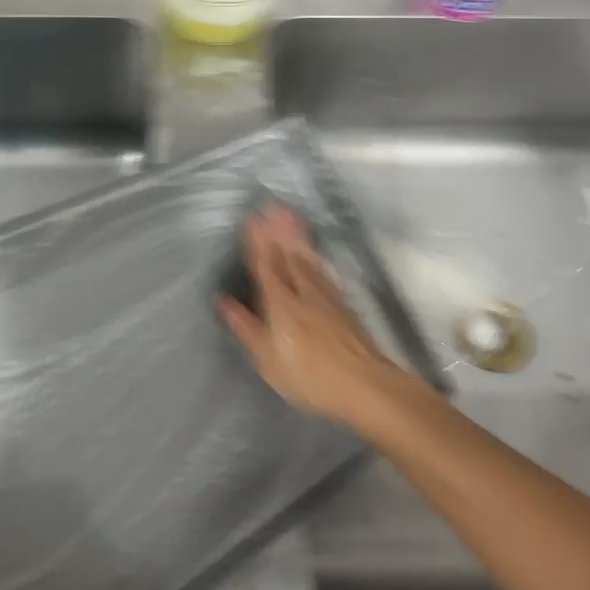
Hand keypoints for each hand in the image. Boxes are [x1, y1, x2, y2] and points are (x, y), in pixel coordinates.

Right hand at [217, 204, 403, 425]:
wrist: (364, 383)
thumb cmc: (309, 375)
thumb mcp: (268, 358)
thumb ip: (246, 327)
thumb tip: (224, 301)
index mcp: (281, 303)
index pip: (266, 266)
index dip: (259, 242)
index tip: (253, 218)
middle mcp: (303, 292)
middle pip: (289, 256)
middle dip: (279, 231)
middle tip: (273, 206)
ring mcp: (326, 297)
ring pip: (308, 260)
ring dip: (298, 238)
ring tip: (291, 218)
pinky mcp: (343, 306)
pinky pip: (324, 272)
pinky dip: (316, 257)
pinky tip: (315, 255)